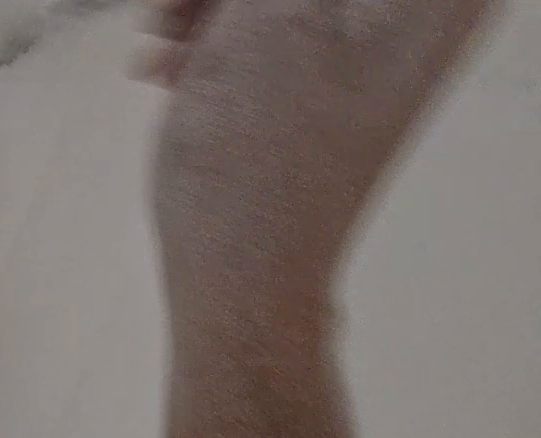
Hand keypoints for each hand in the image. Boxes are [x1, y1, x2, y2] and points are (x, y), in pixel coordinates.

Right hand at [132, 0, 496, 319]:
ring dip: (212, 10)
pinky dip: (220, 42)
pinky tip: (171, 65)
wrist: (242, 272)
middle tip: (169, 7)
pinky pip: (276, 37)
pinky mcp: (329, 88)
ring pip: (283, 4)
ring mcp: (373, 52)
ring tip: (158, 38)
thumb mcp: (258, 31)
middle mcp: (417, 9)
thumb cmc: (252, 170)